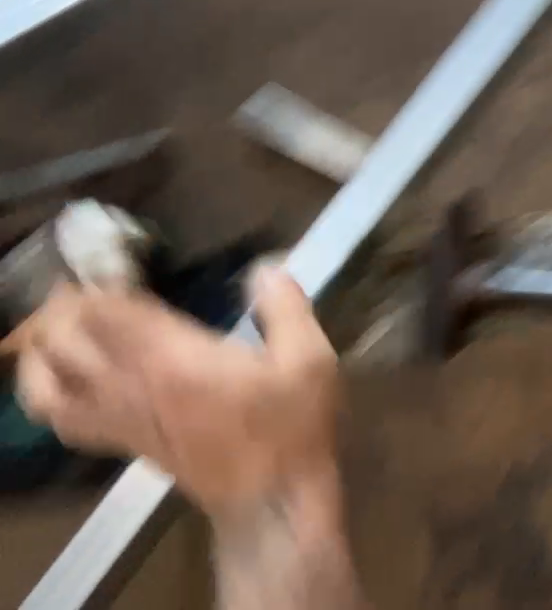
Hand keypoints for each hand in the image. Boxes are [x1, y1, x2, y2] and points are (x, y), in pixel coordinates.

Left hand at [13, 268, 340, 514]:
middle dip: (65, 308)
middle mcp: (133, 386)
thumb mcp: (310, 357)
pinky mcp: (117, 439)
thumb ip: (286, 308)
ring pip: (47, 379)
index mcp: (177, 360)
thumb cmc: (293, 420)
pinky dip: (43, 392)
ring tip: (55, 324)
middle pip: (69, 341)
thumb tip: (266, 268)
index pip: (114, 314)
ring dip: (43, 346)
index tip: (110, 260)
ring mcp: (117, 417)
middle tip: (80, 283)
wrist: (270, 489)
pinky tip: (55, 380)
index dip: (102, 284)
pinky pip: (57, 415)